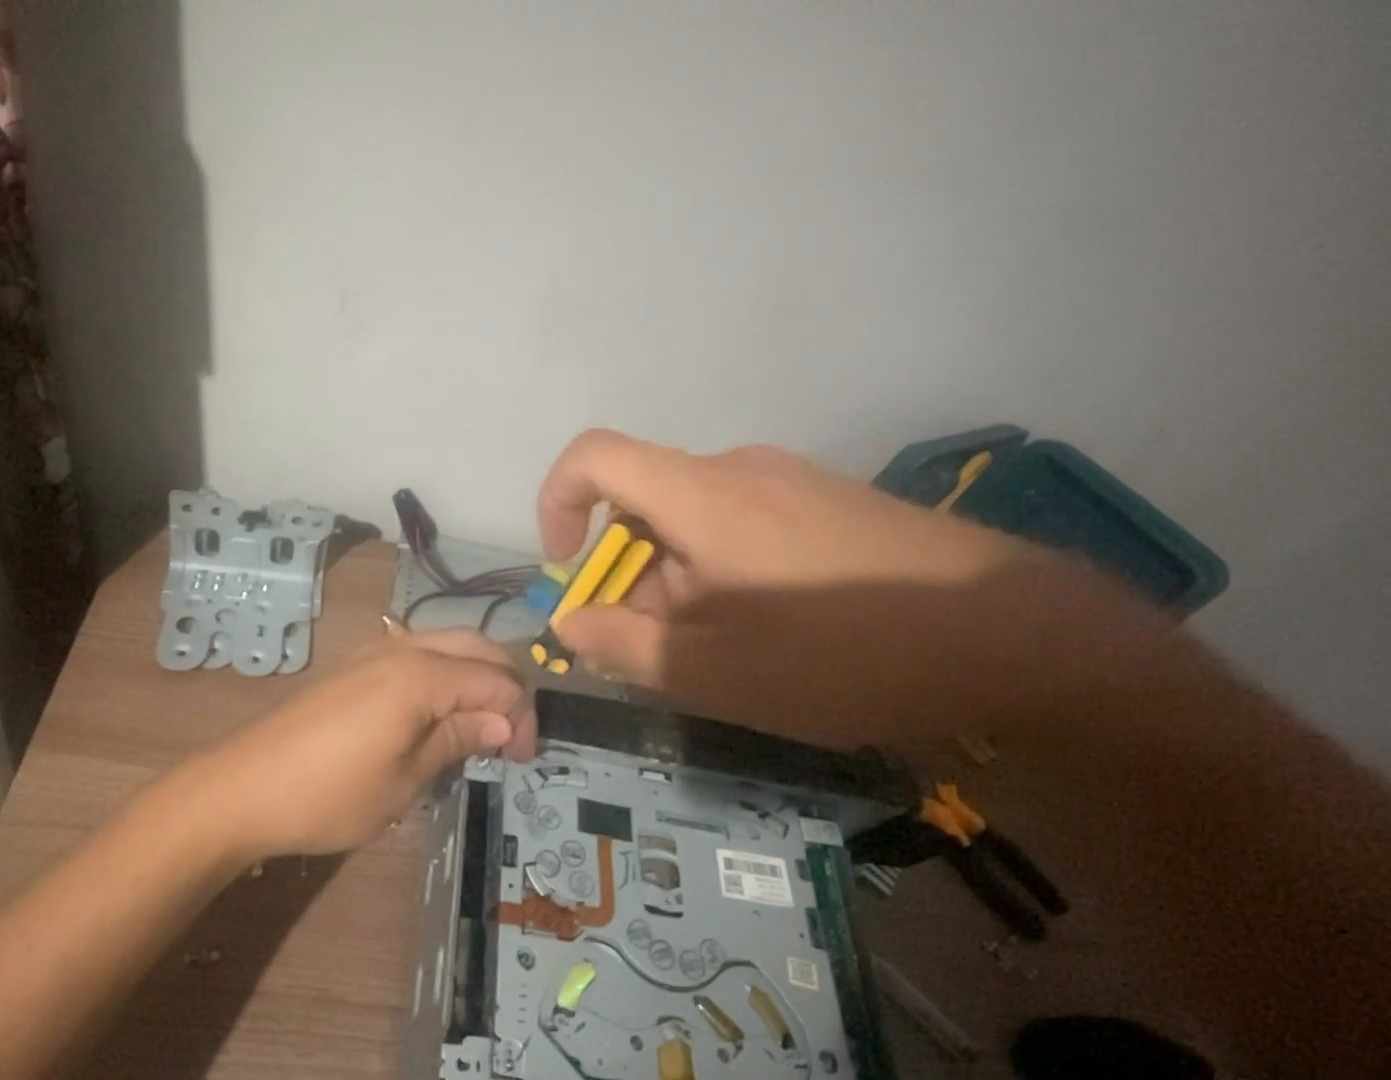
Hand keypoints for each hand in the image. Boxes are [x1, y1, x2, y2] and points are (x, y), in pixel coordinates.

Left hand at [190, 630, 535, 858]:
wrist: (241, 787)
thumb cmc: (328, 795)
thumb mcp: (404, 781)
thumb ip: (455, 740)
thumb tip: (503, 723)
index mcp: (421, 675)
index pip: (498, 682)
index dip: (522, 718)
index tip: (523, 761)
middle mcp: (402, 648)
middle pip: (479, 648)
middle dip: (506, 687)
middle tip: (511, 739)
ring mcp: (374, 652)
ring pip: (448, 643)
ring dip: (476, 675)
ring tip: (482, 725)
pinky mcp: (354, 665)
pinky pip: (419, 652)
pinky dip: (445, 672)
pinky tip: (440, 711)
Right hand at [536, 429, 1164, 745]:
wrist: (1017, 637)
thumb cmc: (844, 654)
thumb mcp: (715, 673)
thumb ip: (624, 645)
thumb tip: (570, 619)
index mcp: (700, 496)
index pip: (593, 456)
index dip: (556, 503)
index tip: (567, 568)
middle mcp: (742, 469)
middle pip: (648, 503)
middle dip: (633, 574)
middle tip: (669, 650)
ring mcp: (797, 481)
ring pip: (701, 521)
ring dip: (686, 580)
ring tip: (737, 653)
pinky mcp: (838, 502)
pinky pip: (752, 525)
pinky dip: (733, 572)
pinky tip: (789, 633)